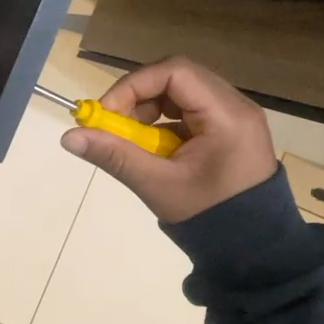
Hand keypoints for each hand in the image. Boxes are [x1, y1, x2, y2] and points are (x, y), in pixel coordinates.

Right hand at [59, 56, 277, 224]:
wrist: (254, 252)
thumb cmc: (208, 217)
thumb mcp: (157, 185)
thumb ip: (114, 156)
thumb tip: (68, 137)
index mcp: (227, 115)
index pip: (174, 72)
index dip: (133, 85)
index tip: (107, 113)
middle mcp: (236, 106)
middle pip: (176, 77)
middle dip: (138, 96)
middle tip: (115, 124)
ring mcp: (235, 117)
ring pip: (181, 91)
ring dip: (149, 108)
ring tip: (134, 141)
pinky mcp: (229, 130)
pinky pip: (190, 109)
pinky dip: (163, 121)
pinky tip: (155, 149)